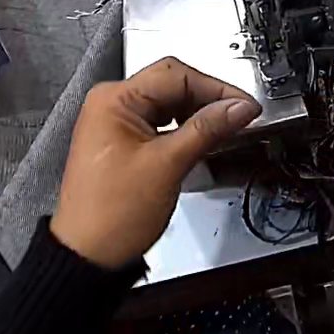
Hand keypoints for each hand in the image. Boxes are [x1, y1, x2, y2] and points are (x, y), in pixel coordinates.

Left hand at [52, 57, 260, 267]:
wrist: (88, 258)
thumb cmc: (111, 215)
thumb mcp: (167, 166)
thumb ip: (207, 129)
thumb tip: (238, 107)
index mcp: (114, 100)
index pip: (176, 76)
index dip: (216, 88)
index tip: (244, 105)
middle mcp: (111, 105)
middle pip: (173, 85)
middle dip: (209, 99)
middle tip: (241, 115)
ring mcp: (116, 123)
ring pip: (169, 104)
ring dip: (200, 113)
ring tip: (227, 127)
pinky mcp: (124, 141)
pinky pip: (162, 122)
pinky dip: (186, 128)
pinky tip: (204, 138)